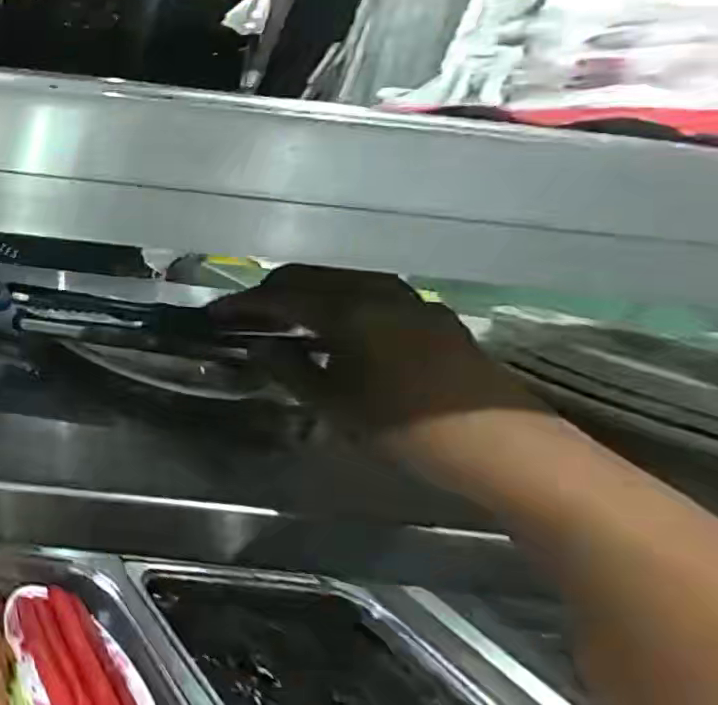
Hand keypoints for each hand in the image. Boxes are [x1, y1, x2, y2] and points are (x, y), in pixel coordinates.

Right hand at [207, 265, 552, 470]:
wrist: (518, 456)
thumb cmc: (411, 430)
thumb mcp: (335, 404)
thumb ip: (289, 368)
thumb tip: (259, 345)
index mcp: (346, 310)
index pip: (277, 297)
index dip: (241, 305)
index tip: (214, 315)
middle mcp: (376, 294)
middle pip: (307, 278)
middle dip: (271, 292)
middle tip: (246, 314)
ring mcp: (411, 302)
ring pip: (341, 281)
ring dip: (307, 293)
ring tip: (288, 317)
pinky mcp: (435, 318)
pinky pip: (372, 293)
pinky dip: (341, 301)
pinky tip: (338, 326)